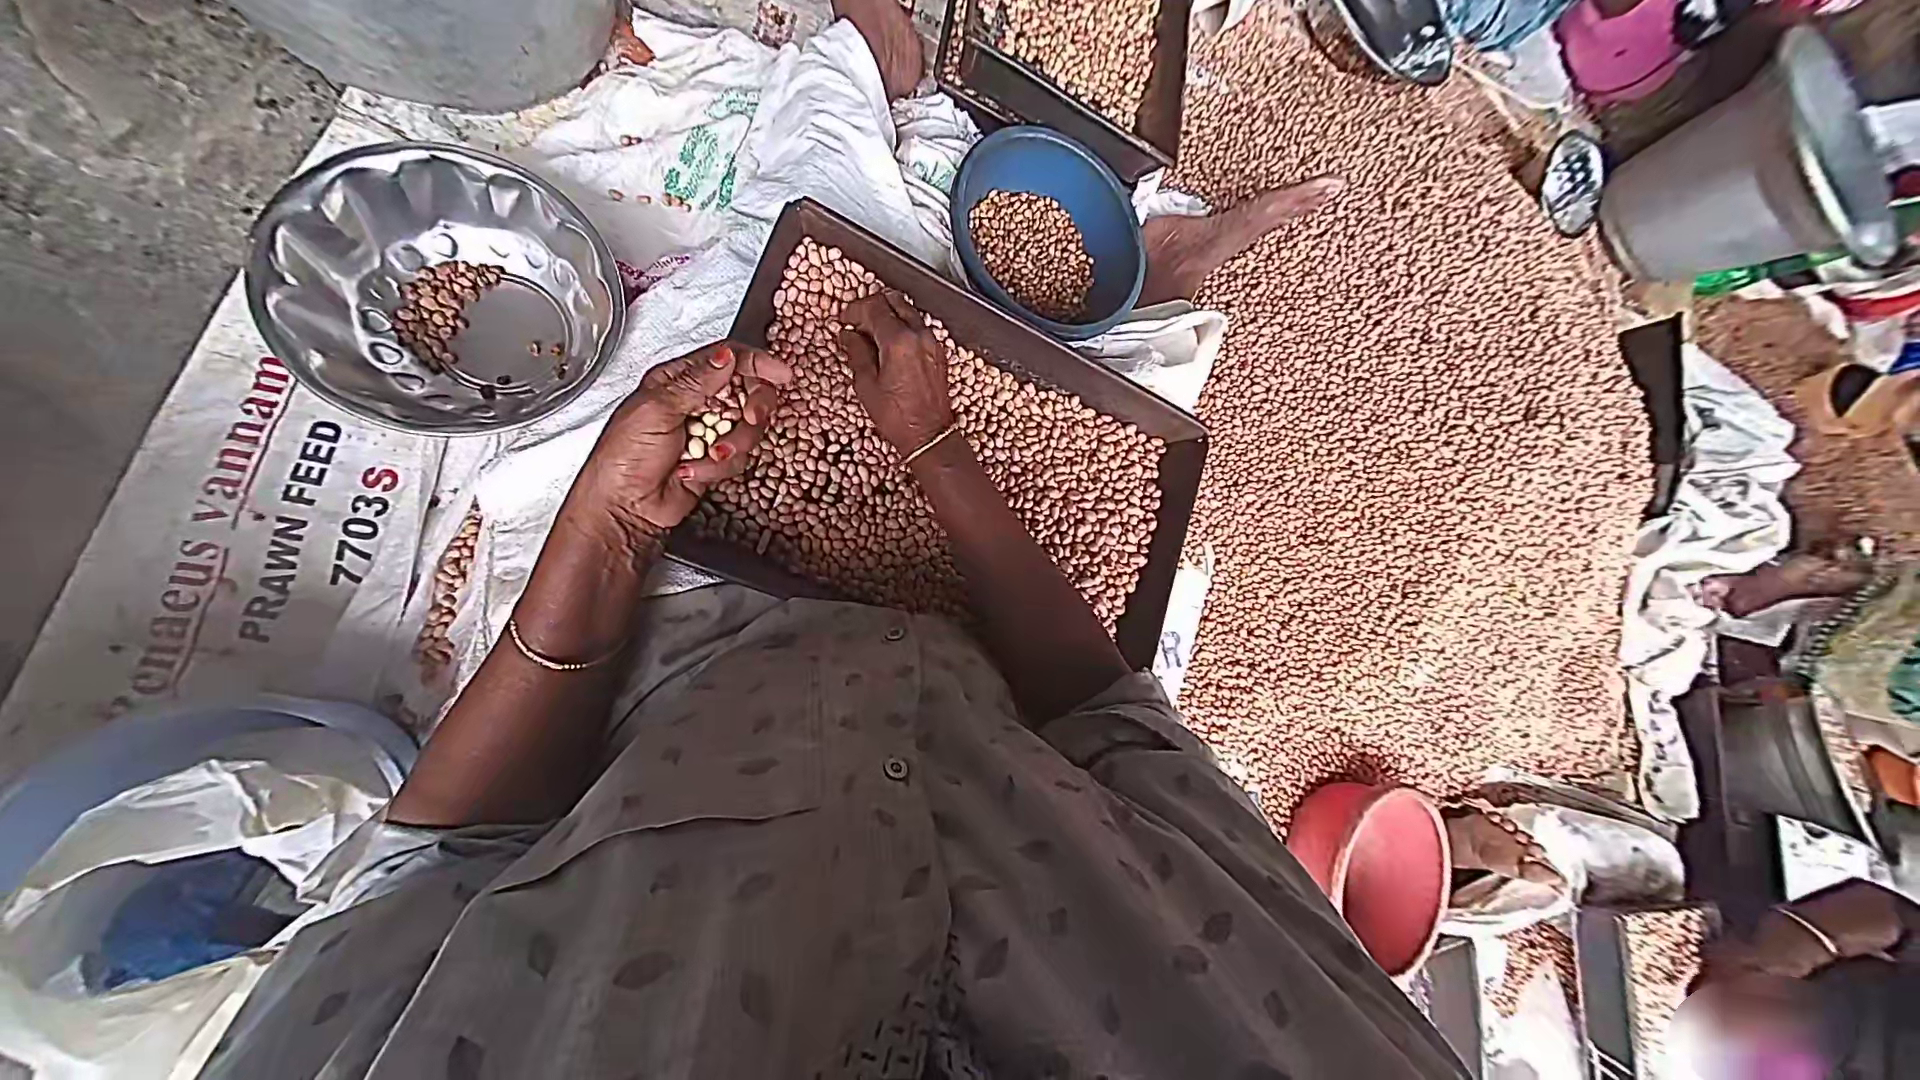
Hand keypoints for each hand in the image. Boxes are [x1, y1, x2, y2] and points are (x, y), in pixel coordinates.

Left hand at [567, 341, 790, 545]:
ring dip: (733, 444)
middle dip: (754, 407)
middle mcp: (697, 403)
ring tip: (709, 453)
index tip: (781, 373)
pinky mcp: (717, 459)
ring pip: (749, 428)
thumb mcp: (656, 410)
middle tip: (752, 417)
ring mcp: (709, 432)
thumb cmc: (624, 458)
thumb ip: (696, 382)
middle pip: (747, 392)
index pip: (726, 360)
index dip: (757, 363)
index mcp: (678, 381)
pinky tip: (694, 470)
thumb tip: (726, 357)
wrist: (625, 507)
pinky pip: (740, 457)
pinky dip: (720, 467)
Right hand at [839, 289, 953, 454]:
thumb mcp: (866, 385)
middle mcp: (919, 336)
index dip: (854, 310)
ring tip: (873, 336)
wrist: (929, 436)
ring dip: (889, 316)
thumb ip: (856, 353)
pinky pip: (919, 328)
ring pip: (909, 312)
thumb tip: (848, 335)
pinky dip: (903, 328)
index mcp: (899, 341)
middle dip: (873, 307)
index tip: (844, 319)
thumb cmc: (898, 417)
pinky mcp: (939, 354)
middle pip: (894, 301)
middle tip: (857, 323)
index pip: (874, 307)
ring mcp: (933, 343)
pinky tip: (891, 346)